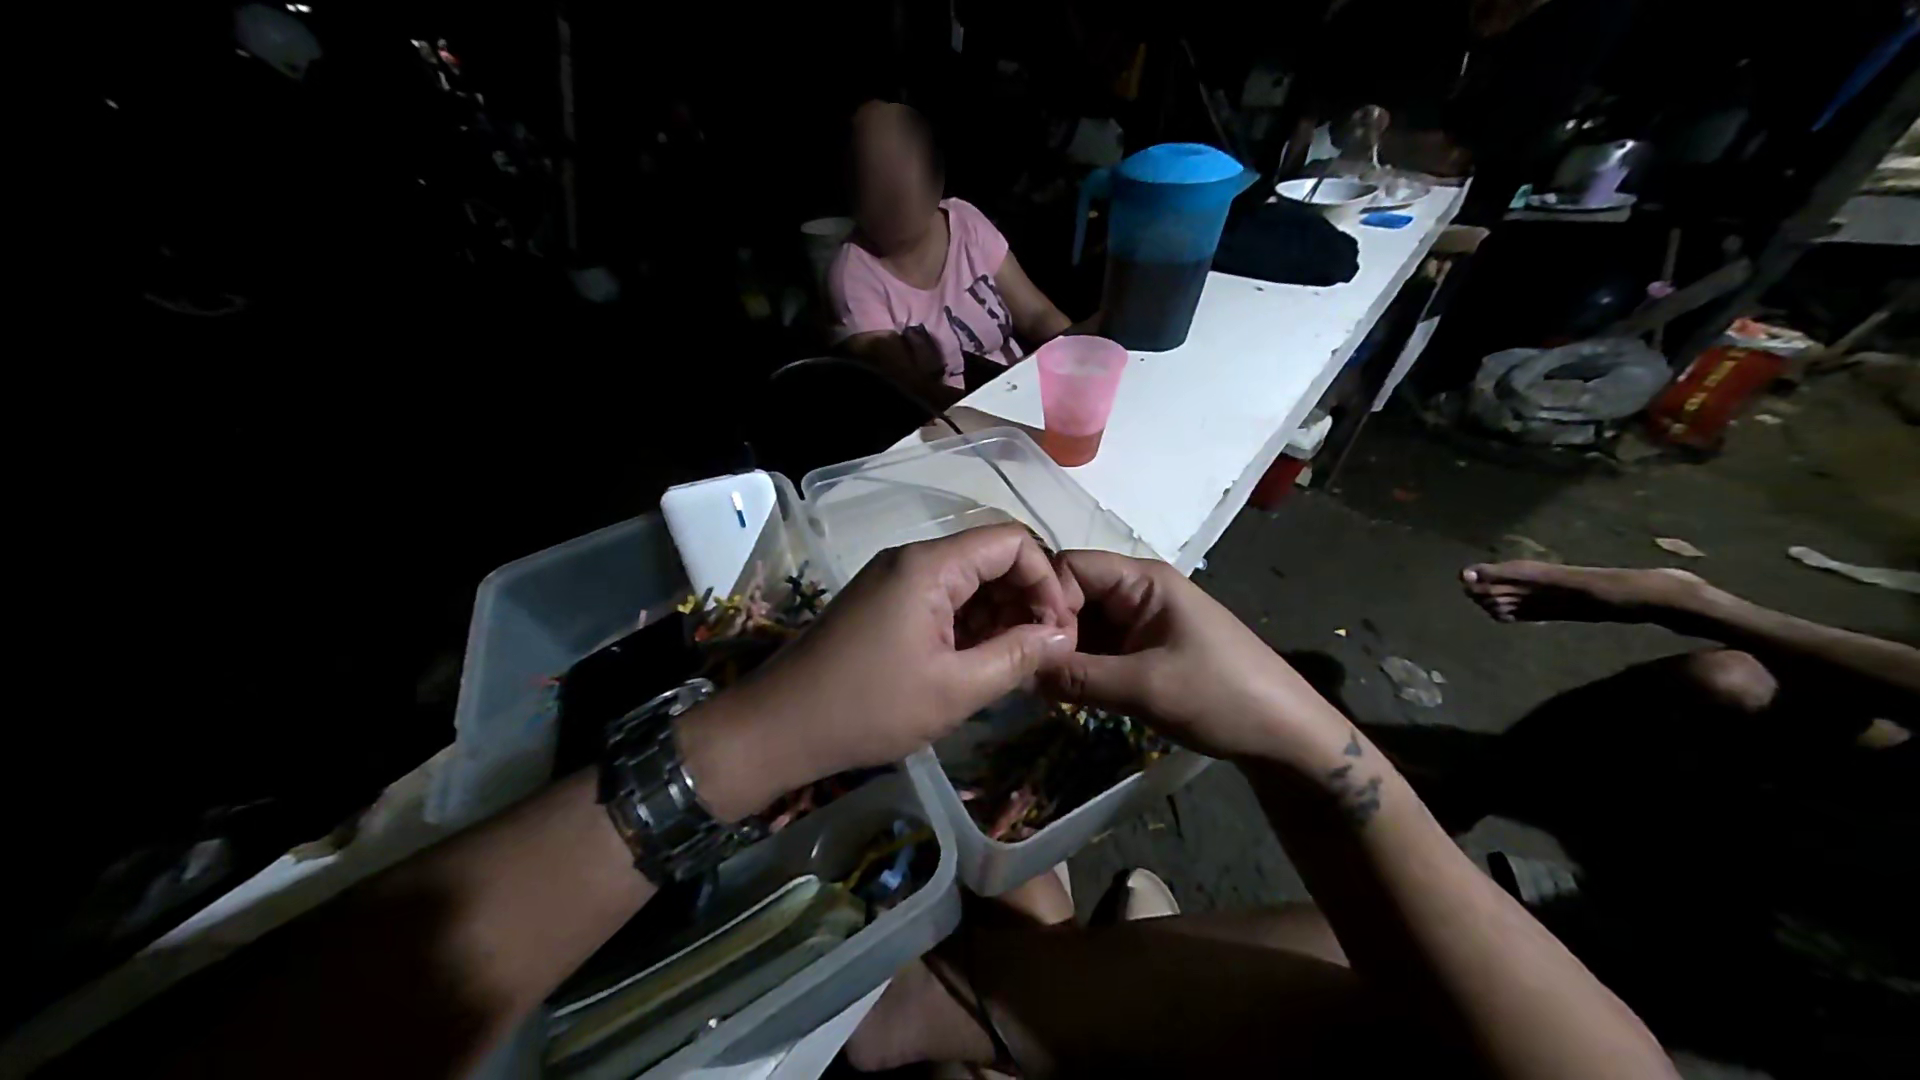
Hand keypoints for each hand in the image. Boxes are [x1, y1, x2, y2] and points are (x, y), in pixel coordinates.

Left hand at [679, 524, 1077, 818]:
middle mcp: (911, 559)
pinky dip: (968, 624)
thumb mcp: (954, 689)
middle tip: (1043, 649)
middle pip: (989, 557)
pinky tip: (981, 660)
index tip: (1058, 628)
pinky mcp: (883, 603)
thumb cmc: (868, 708)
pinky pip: (940, 599)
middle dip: (1025, 597)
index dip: (1044, 578)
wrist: (778, 726)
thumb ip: (1016, 657)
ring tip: (1017, 660)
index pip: (1010, 541)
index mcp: (929, 565)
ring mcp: (894, 580)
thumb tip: (1061, 635)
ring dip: (998, 614)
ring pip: (966, 581)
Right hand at [1042, 551, 1348, 765]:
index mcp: (1141, 580)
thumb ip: (1079, 677)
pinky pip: (1096, 648)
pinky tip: (1063, 692)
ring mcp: (1138, 622)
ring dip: (1061, 652)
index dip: (1045, 600)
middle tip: (1029, 671)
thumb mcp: (1146, 687)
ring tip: (1040, 686)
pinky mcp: (1140, 649)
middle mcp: (1135, 592)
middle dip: (1048, 630)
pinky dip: (1078, 667)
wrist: (1284, 735)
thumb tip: (1021, 672)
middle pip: (1072, 595)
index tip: (1031, 645)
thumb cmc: (1222, 696)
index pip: (1071, 567)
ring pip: (1081, 625)